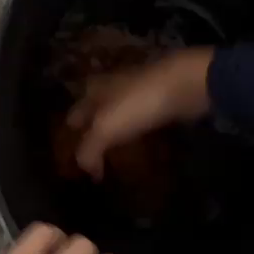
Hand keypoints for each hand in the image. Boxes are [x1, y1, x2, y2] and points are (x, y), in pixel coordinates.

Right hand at [66, 48, 214, 178]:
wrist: (183, 84)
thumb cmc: (138, 103)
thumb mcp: (106, 128)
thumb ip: (89, 149)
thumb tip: (87, 170)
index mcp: (94, 90)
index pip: (73, 114)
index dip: (70, 135)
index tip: (69, 159)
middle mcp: (111, 88)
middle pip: (95, 113)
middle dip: (92, 134)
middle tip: (92, 162)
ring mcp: (136, 93)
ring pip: (118, 116)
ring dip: (115, 135)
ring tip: (114, 160)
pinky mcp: (157, 101)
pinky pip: (139, 121)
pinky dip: (135, 134)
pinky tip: (138, 149)